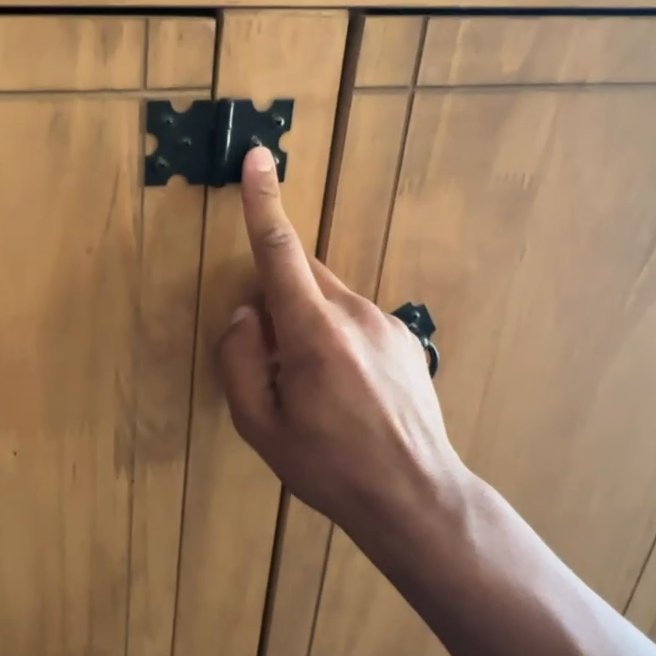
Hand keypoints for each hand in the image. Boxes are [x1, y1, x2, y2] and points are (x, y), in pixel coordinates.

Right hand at [217, 147, 470, 533]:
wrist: (415, 496)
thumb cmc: (329, 466)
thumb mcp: (259, 425)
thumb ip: (240, 360)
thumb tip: (246, 315)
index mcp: (314, 334)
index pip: (280, 252)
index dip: (263, 203)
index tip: (258, 159)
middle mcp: (355, 315)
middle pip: (302, 276)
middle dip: (276, 298)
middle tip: (272, 359)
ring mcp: (386, 324)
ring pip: (327, 299)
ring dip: (306, 324)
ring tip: (312, 388)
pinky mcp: (405, 338)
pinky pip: (354, 319)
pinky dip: (333, 337)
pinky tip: (344, 391)